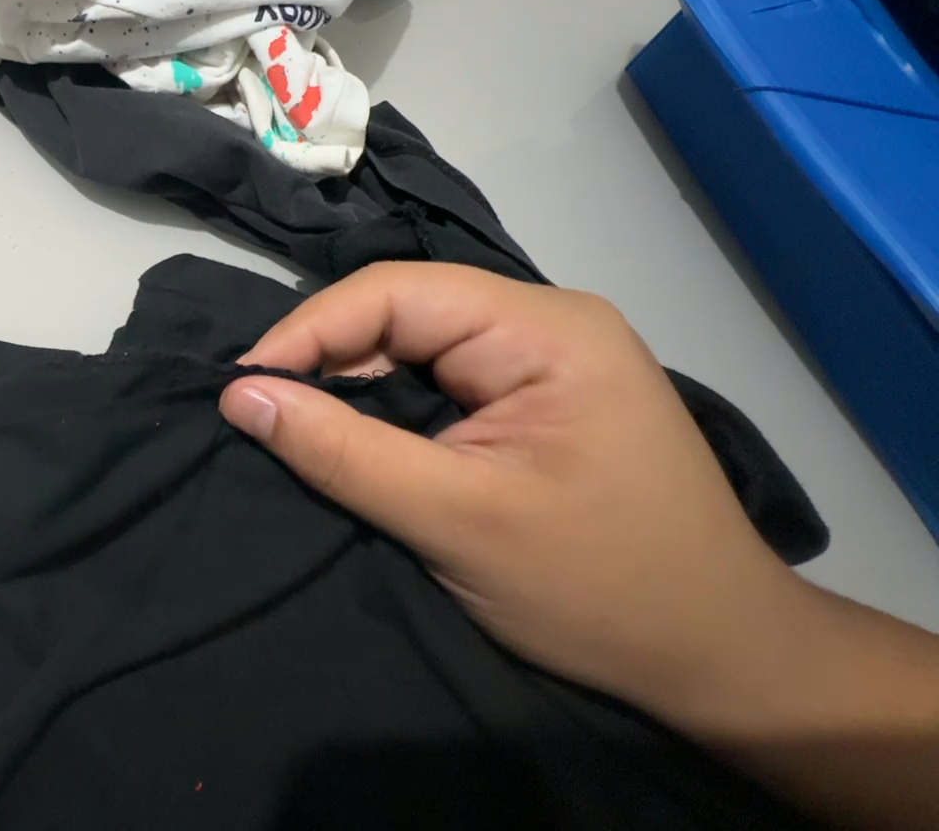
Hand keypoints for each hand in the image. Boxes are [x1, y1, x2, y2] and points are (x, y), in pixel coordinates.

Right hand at [220, 261, 804, 707]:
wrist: (718, 664)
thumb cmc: (598, 589)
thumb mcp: (454, 521)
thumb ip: (340, 451)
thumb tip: (239, 396)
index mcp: (544, 330)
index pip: (396, 293)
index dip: (309, 330)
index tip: (243, 386)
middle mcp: (540, 324)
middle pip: (398, 311)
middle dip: (324, 357)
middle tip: (261, 410)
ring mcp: (535, 357)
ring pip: (405, 343)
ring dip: (345, 382)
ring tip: (291, 421)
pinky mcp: (523, 393)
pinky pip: (426, 375)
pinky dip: (376, 404)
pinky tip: (346, 432)